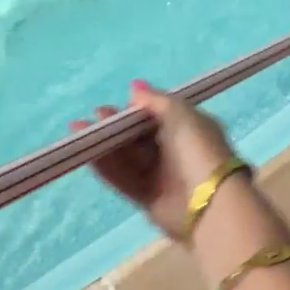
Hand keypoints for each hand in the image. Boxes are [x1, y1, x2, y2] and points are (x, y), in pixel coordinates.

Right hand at [72, 81, 237, 240]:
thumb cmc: (198, 150)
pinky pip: (125, 180)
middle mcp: (177, 150)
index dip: (135, 111)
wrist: (210, 203)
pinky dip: (107, 168)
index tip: (114, 106)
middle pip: (140, 136)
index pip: (158, 115)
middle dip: (117, 127)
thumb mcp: (182, 116)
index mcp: (190, 127)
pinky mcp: (150, 199)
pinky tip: (88, 156)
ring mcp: (163, 176)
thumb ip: (156, 101)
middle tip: (93, 119)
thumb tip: (135, 86)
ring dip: (105, 146)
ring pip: (129, 158)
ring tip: (79, 132)